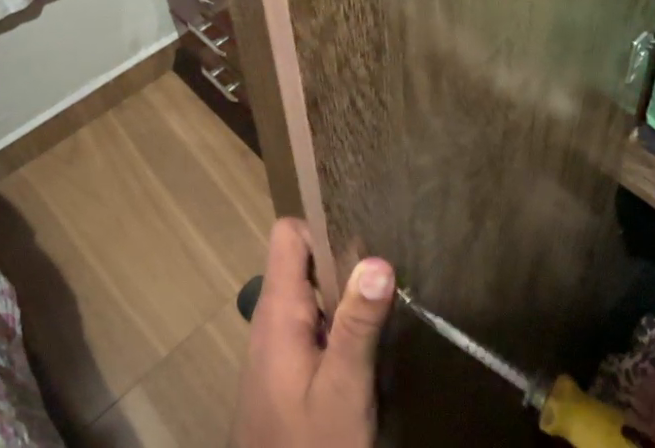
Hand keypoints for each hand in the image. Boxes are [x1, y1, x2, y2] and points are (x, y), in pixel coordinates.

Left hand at [234, 218, 394, 447]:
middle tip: (385, 275)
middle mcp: (270, 320)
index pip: (287, 235)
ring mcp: (274, 346)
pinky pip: (308, 324)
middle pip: (300, 262)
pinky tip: (364, 342)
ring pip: (307, 294)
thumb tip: (377, 258)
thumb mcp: (344, 387)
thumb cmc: (311, 444)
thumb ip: (358, 324)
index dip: (322, 228)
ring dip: (341, 294)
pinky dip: (335, 322)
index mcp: (278, 312)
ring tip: (381, 304)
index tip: (364, 242)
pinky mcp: (283, 369)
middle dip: (341, 261)